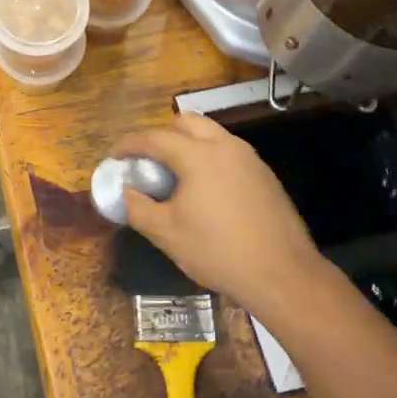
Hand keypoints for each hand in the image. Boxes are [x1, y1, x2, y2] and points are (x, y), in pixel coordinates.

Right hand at [114, 114, 323, 310]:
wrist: (282, 274)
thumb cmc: (218, 251)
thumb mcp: (167, 234)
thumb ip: (138, 208)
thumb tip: (128, 193)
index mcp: (198, 155)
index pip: (154, 138)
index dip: (129, 144)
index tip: (114, 155)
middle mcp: (225, 146)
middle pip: (187, 123)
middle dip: (162, 135)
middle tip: (148, 160)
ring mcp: (250, 159)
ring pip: (212, 135)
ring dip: (189, 145)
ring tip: (175, 175)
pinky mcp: (265, 176)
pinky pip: (230, 154)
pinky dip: (210, 160)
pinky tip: (206, 192)